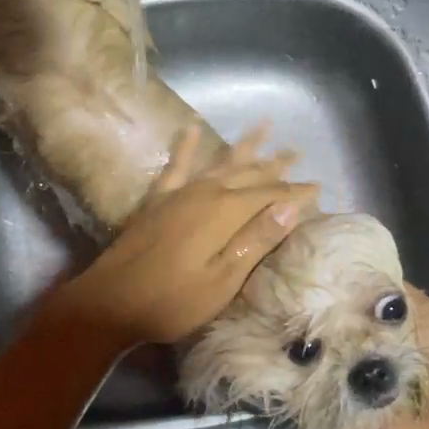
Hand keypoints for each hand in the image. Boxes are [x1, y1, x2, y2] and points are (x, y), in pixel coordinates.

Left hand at [42, 125, 319, 347]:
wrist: (109, 302)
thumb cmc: (172, 300)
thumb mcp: (223, 279)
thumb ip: (257, 239)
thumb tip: (291, 206)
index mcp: (225, 212)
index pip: (271, 195)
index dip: (296, 193)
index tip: (319, 189)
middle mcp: (205, 192)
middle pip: (249, 174)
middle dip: (276, 166)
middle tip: (298, 154)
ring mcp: (178, 193)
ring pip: (220, 163)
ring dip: (244, 148)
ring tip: (264, 127)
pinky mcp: (157, 200)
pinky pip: (176, 165)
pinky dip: (187, 145)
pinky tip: (192, 128)